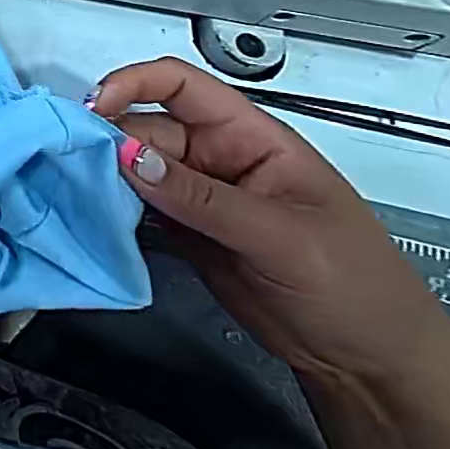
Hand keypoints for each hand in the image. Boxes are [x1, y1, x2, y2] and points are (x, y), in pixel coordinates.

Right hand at [92, 57, 449, 385]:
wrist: (370, 366)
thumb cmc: (358, 287)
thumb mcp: (284, 237)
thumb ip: (205, 198)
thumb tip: (132, 158)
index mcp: (250, 136)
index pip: (181, 85)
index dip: (135, 83)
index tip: (98, 105)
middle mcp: (217, 157)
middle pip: (148, 126)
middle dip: (112, 139)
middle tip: (79, 163)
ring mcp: (198, 195)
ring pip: (136, 168)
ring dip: (108, 176)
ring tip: (83, 190)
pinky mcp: (185, 231)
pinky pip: (139, 207)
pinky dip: (115, 210)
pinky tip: (100, 218)